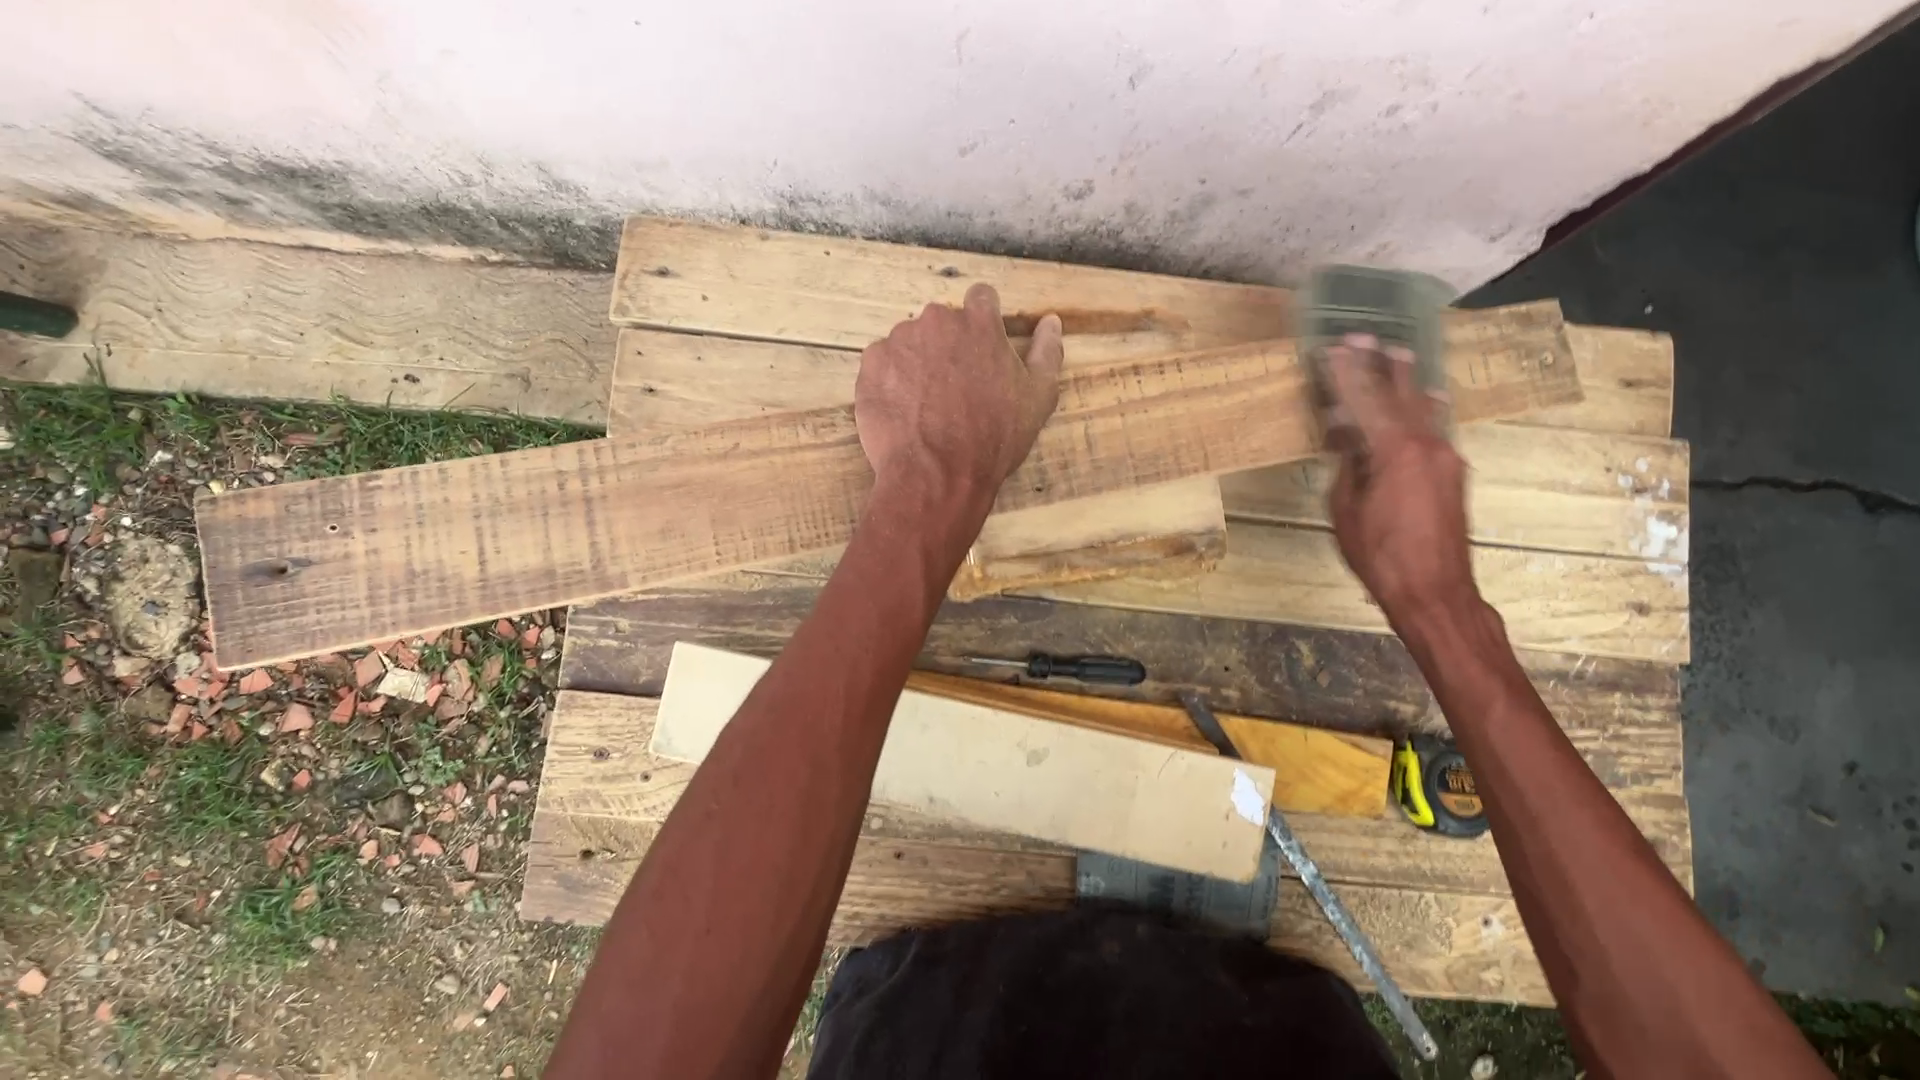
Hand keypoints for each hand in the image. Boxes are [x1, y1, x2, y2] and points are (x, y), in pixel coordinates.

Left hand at [854, 283, 1063, 515]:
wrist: (936, 475)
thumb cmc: (994, 440)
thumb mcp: (1038, 399)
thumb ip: (1047, 353)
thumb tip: (1051, 322)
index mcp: (980, 324)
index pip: (981, 297)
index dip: (982, 321)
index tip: (979, 348)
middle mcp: (938, 321)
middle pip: (942, 323)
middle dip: (947, 348)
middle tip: (953, 390)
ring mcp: (900, 340)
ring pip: (910, 343)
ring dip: (917, 364)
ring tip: (925, 406)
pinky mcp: (872, 364)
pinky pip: (882, 364)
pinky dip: (890, 382)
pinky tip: (903, 412)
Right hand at [1325, 334, 1481, 624]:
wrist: (1434, 591)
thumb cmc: (1379, 555)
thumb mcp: (1346, 509)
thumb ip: (1349, 466)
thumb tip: (1348, 437)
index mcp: (1394, 450)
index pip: (1364, 400)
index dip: (1347, 372)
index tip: (1336, 347)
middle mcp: (1427, 445)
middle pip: (1401, 394)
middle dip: (1382, 365)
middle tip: (1367, 338)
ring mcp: (1446, 458)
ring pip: (1423, 410)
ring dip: (1408, 384)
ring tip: (1400, 358)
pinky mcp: (1454, 475)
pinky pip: (1435, 430)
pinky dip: (1421, 412)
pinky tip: (1424, 402)